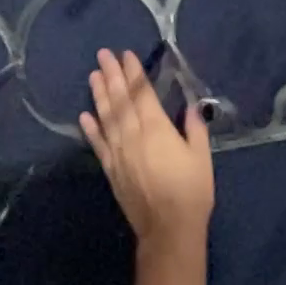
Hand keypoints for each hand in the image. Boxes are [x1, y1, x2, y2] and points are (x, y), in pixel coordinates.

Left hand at [79, 48, 213, 246]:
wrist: (168, 230)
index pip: (141, 93)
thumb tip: (191, 107)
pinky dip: (91, 129)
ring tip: (93, 75)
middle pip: (120, 100)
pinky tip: (84, 115)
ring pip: (106, 117)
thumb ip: (194, 129)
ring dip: (99, 95)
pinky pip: (98, 145)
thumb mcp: (201, 156)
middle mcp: (133, 135)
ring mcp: (119, 153)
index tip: (126, 54)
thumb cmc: (191, 191)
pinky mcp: (111, 170)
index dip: (133, 73)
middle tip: (102, 54)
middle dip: (112, 75)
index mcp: (156, 128)